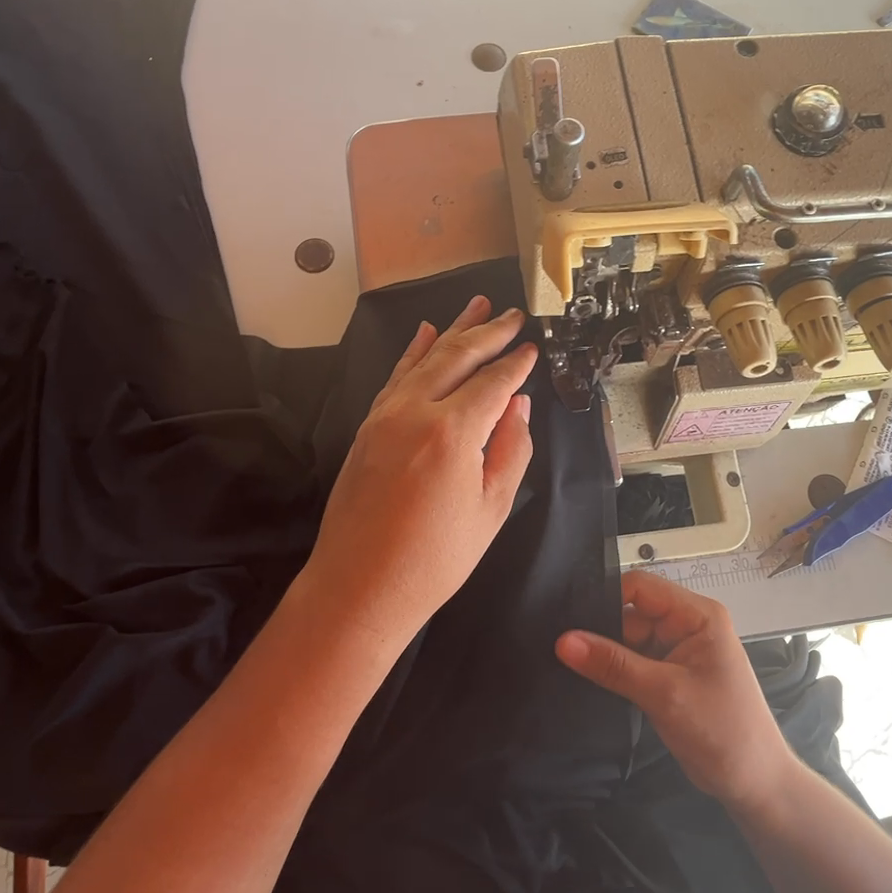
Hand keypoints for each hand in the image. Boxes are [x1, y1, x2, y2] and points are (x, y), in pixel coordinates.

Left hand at [302, 295, 538, 637]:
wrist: (359, 587)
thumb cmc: (434, 560)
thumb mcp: (492, 509)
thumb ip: (512, 449)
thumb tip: (518, 405)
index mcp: (452, 432)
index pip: (493, 382)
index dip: (516, 363)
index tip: (532, 346)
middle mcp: (414, 412)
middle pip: (457, 356)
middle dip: (488, 331)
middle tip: (511, 312)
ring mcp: (384, 416)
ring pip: (423, 359)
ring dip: (452, 330)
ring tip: (476, 305)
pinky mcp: (366, 428)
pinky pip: (395, 377)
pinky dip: (413, 352)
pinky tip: (424, 334)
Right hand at [555, 572, 796, 809]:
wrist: (755, 784)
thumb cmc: (722, 731)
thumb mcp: (664, 694)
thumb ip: (613, 665)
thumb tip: (563, 640)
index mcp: (697, 615)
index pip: (640, 586)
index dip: (604, 597)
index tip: (566, 617)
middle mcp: (686, 625)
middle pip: (629, 612)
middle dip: (600, 630)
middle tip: (558, 647)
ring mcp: (676, 651)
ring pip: (626, 639)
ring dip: (604, 654)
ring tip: (564, 663)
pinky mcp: (666, 676)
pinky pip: (631, 662)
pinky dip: (612, 671)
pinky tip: (585, 678)